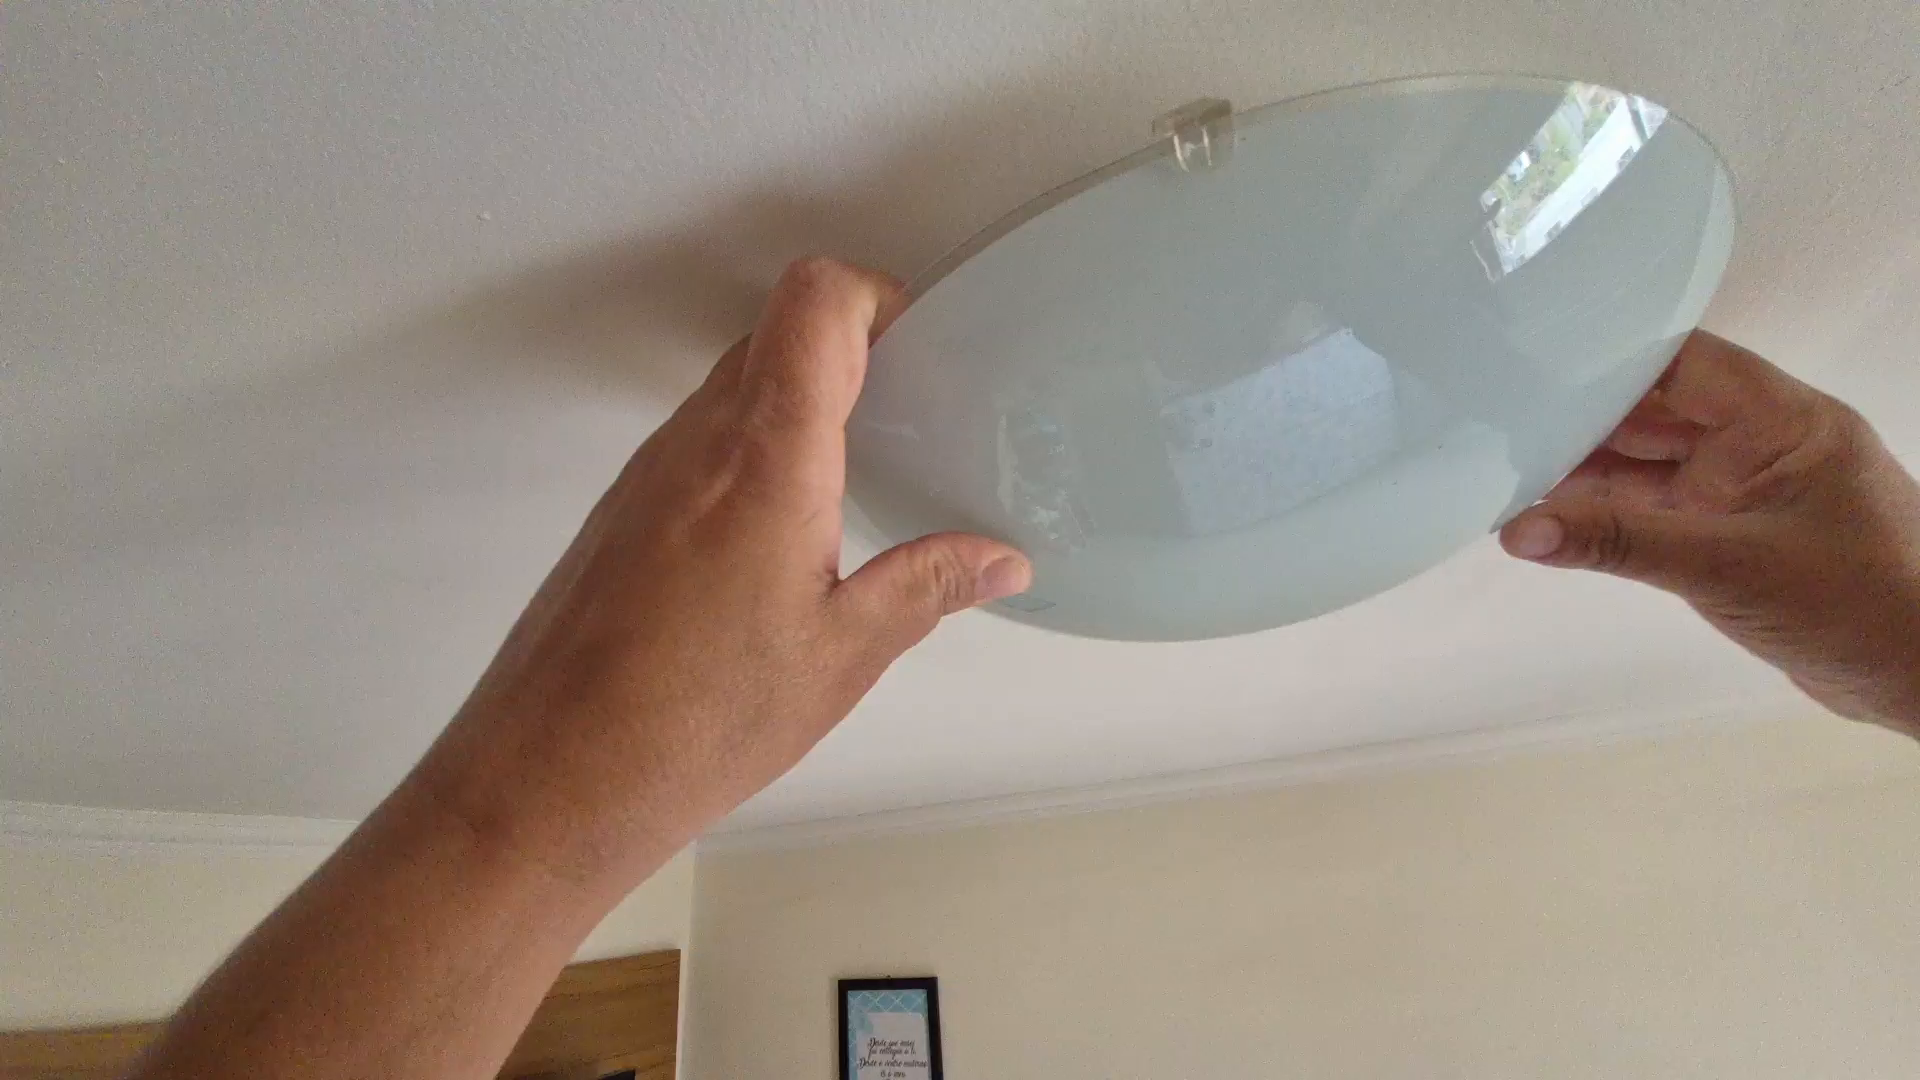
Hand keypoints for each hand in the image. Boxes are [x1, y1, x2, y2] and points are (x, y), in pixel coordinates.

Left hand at [418, 257, 1031, 882]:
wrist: (548, 779)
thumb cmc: (700, 719)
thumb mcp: (842, 654)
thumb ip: (929, 585)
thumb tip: (1004, 560)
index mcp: (768, 458)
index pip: (816, 304)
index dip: (876, 296)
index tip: (923, 345)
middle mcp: (700, 439)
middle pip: (780, 328)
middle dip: (855, 345)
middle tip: (914, 406)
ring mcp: (653, 467)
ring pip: (741, 377)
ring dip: (807, 393)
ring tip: (867, 461)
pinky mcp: (628, 502)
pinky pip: (707, 431)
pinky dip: (764, 438)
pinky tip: (794, 519)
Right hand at [1500, 330, 1919, 738]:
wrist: (1919, 680)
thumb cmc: (1862, 608)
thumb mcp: (1726, 568)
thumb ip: (1614, 543)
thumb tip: (1517, 533)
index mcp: (1779, 423)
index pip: (1681, 362)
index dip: (1609, 358)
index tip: (1531, 367)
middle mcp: (1749, 443)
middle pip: (1643, 408)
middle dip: (1572, 416)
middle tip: (1494, 426)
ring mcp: (1725, 485)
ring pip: (1629, 456)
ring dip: (1571, 464)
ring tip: (1499, 470)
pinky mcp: (1705, 524)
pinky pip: (1629, 500)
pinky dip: (1583, 505)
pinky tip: (1536, 512)